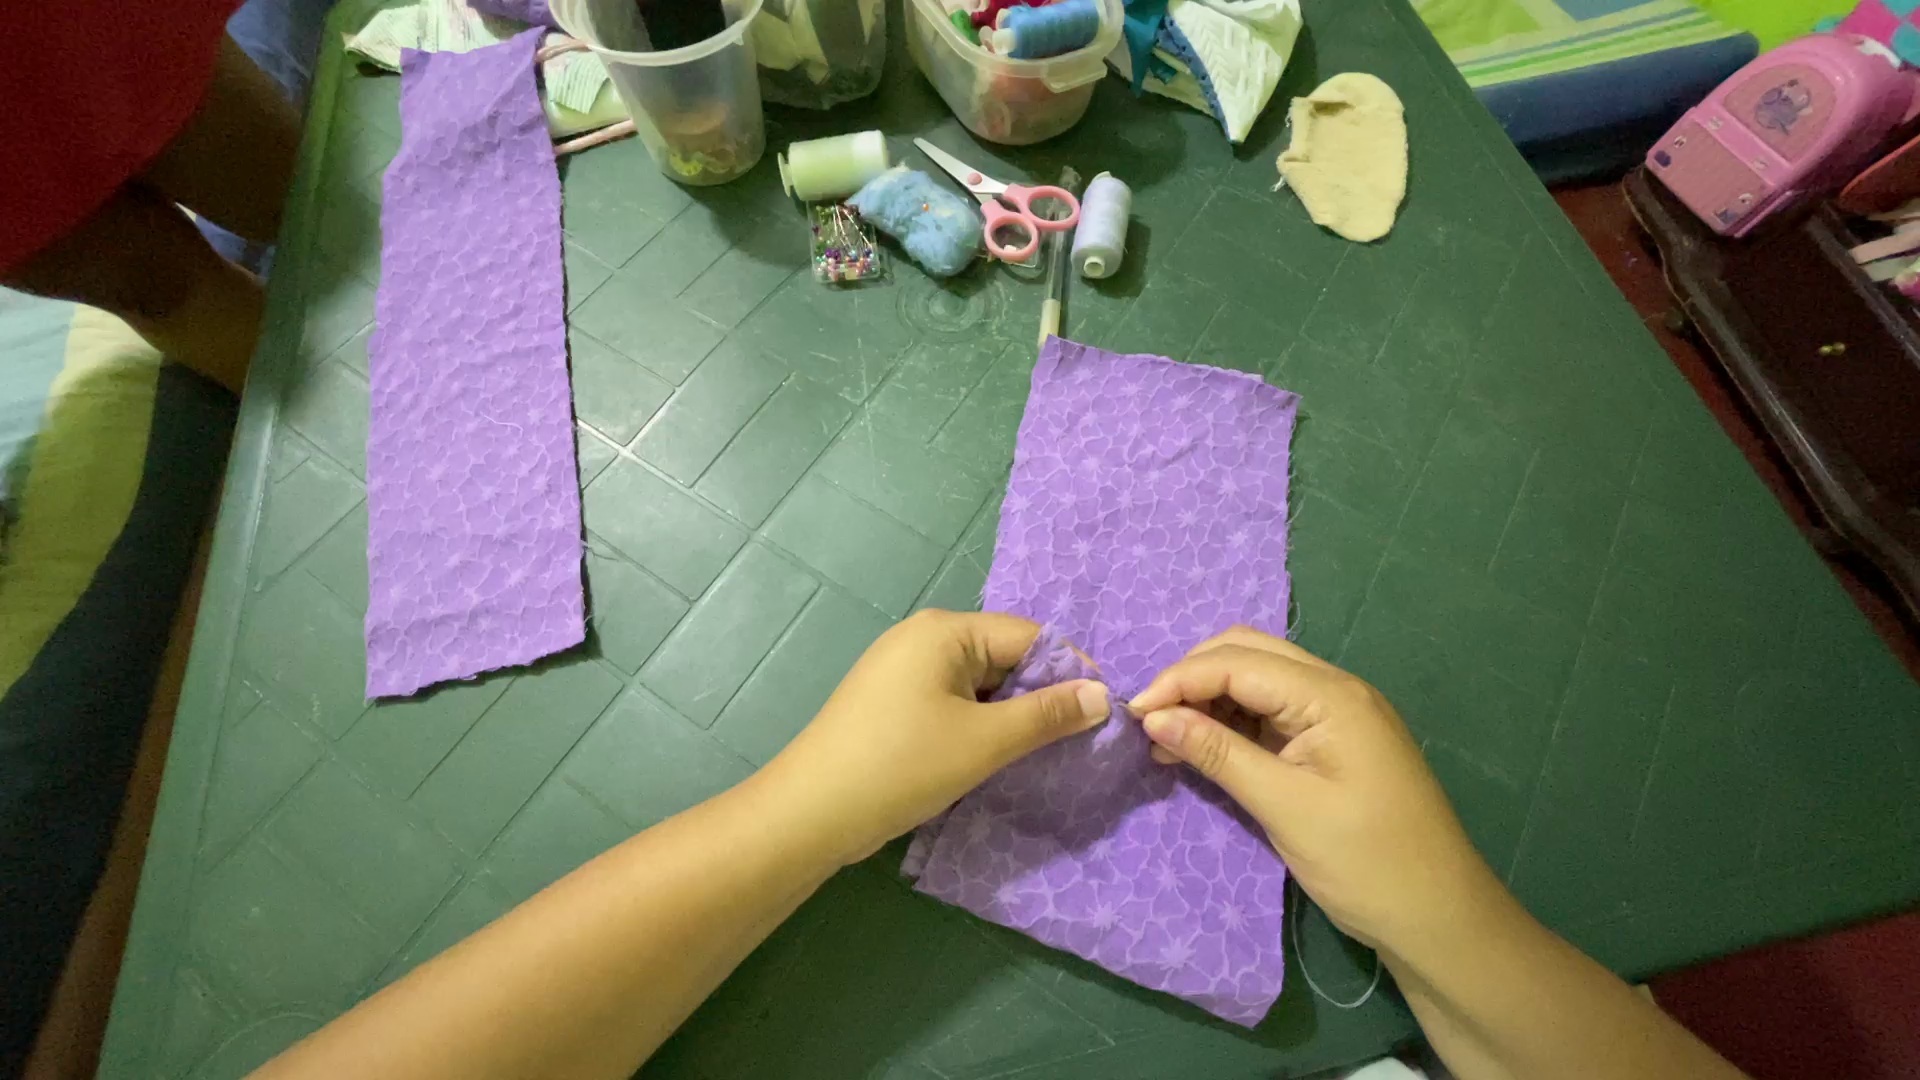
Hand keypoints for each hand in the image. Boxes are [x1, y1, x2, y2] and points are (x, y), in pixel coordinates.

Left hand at [761, 609, 1109, 865]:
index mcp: (945, 631)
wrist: (811, 812)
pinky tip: (996, 754)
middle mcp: (924, 638)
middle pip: (1003, 655)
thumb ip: (1047, 714)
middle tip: (1077, 737)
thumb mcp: (985, 740)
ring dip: (1011, 713)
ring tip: (1044, 750)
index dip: (1070, 669)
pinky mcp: (893, 701)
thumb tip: (1102, 694)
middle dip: (1040, 693)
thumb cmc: (903, 764)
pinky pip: (952, 700)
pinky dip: (979, 722)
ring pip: (979, 683)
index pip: (1028, 635)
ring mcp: (903, 669)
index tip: (1103, 710)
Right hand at [1128, 627, 1504, 958]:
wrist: (1443, 922)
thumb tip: (1153, 717)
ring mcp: (1334, 712)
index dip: (1178, 681)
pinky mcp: (1329, 738)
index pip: (1236, 662)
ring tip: (1168, 738)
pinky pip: (1267, 710)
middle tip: (1153, 720)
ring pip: (1254, 677)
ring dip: (1207, 697)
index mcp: (1330, 695)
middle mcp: (1333, 688)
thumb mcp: (1284, 807)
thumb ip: (1217, 753)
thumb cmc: (1367, 863)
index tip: (1134, 714)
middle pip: (1245, 652)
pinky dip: (1229, 720)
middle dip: (1191, 677)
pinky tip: (1202, 747)